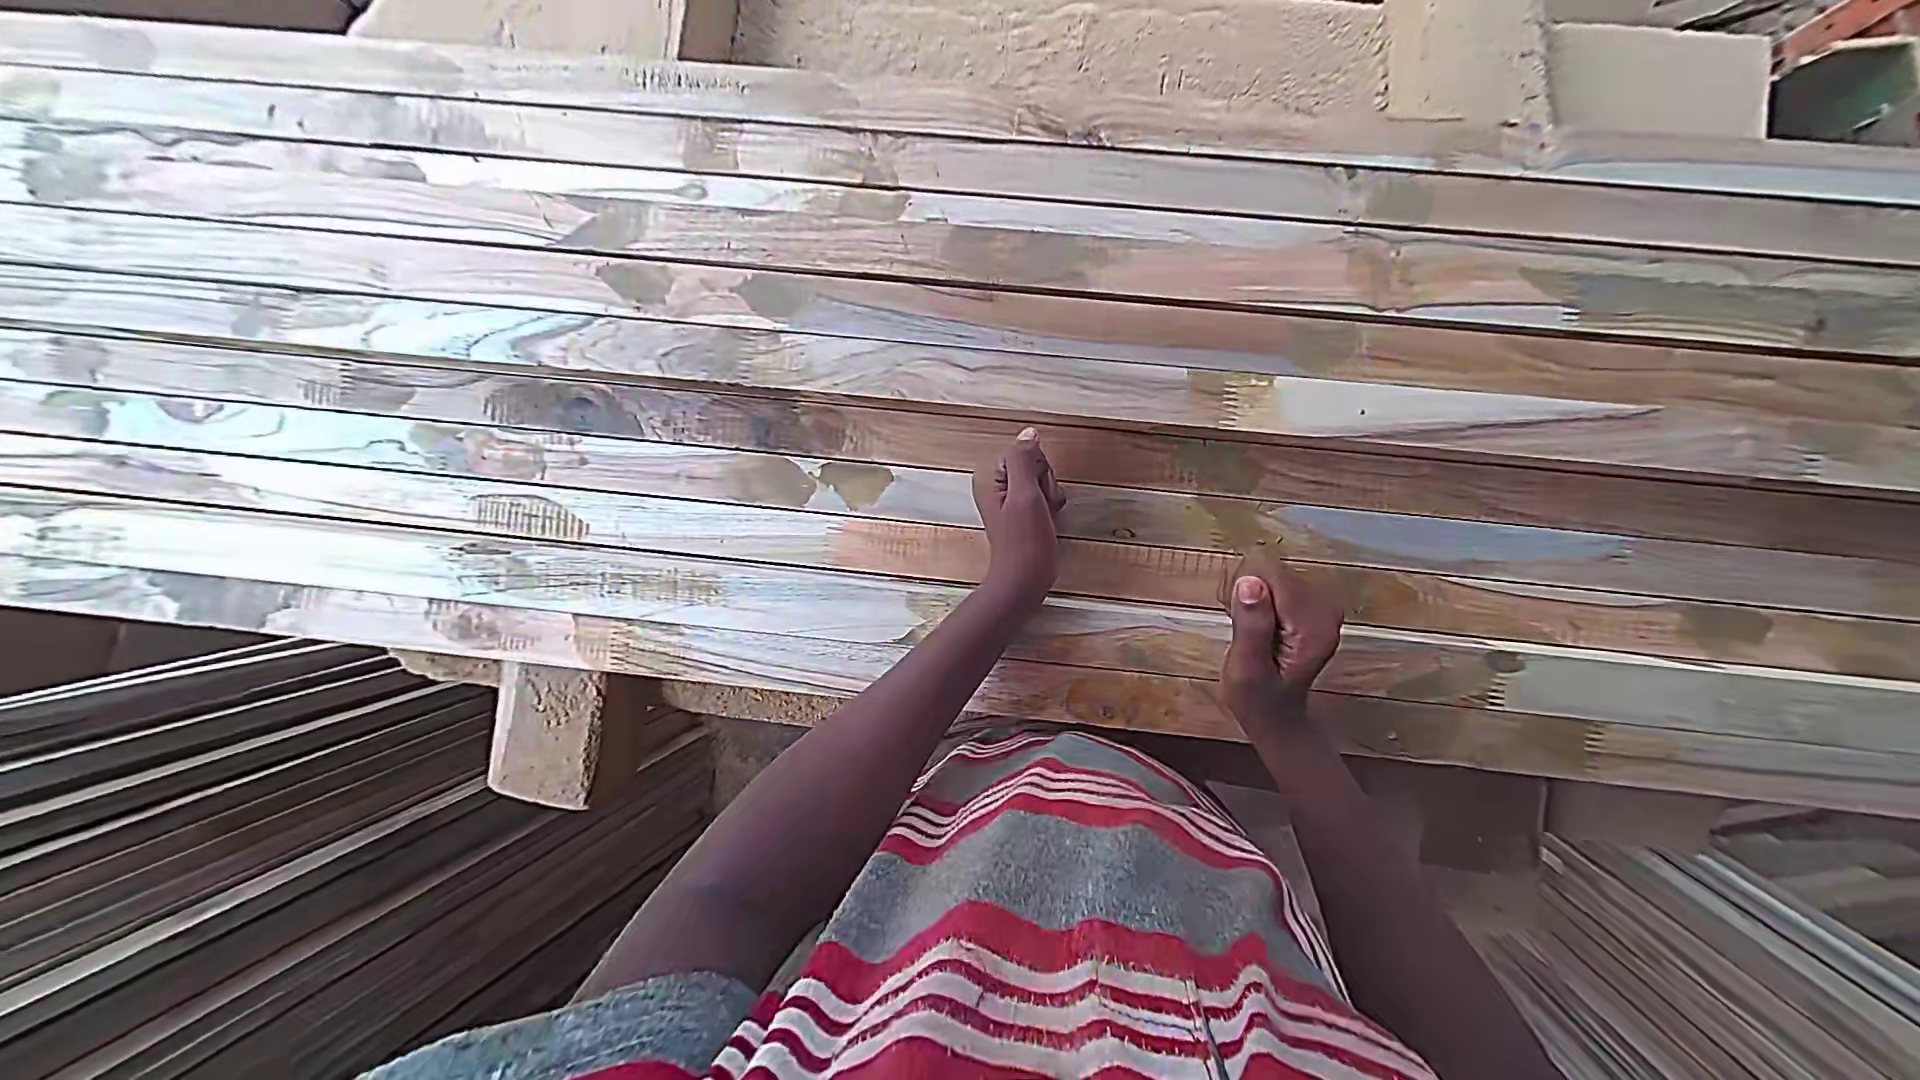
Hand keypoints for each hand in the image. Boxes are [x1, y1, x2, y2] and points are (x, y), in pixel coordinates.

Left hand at [972, 427, 1065, 603]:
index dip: (1037, 469)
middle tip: (1039, 507)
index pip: (1025, 452)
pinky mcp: (1024, 513)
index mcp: (991, 479)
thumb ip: (1024, 460)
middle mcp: (998, 487)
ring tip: (1043, 517)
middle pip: (1035, 464)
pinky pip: (1046, 496)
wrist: (1026, 578)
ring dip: (1051, 497)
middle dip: (1046, 483)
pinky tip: (1047, 522)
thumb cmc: (1024, 541)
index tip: (1034, 492)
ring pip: (1044, 480)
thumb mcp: (1024, 494)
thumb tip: (1029, 433)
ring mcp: (1011, 501)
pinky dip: (1051, 507)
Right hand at [1219, 558, 1342, 733]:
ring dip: (1254, 596)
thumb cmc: (1257, 698)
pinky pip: (1280, 584)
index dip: (1245, 592)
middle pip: (1276, 575)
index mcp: (1312, 629)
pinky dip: (1262, 599)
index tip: (1235, 616)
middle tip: (1242, 627)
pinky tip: (1258, 623)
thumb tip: (1249, 582)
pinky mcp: (1315, 608)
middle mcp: (1326, 614)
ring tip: (1249, 629)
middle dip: (1250, 593)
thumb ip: (1250, 626)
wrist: (1276, 716)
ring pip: (1276, 577)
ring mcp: (1323, 610)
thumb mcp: (1245, 667)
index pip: (1273, 579)